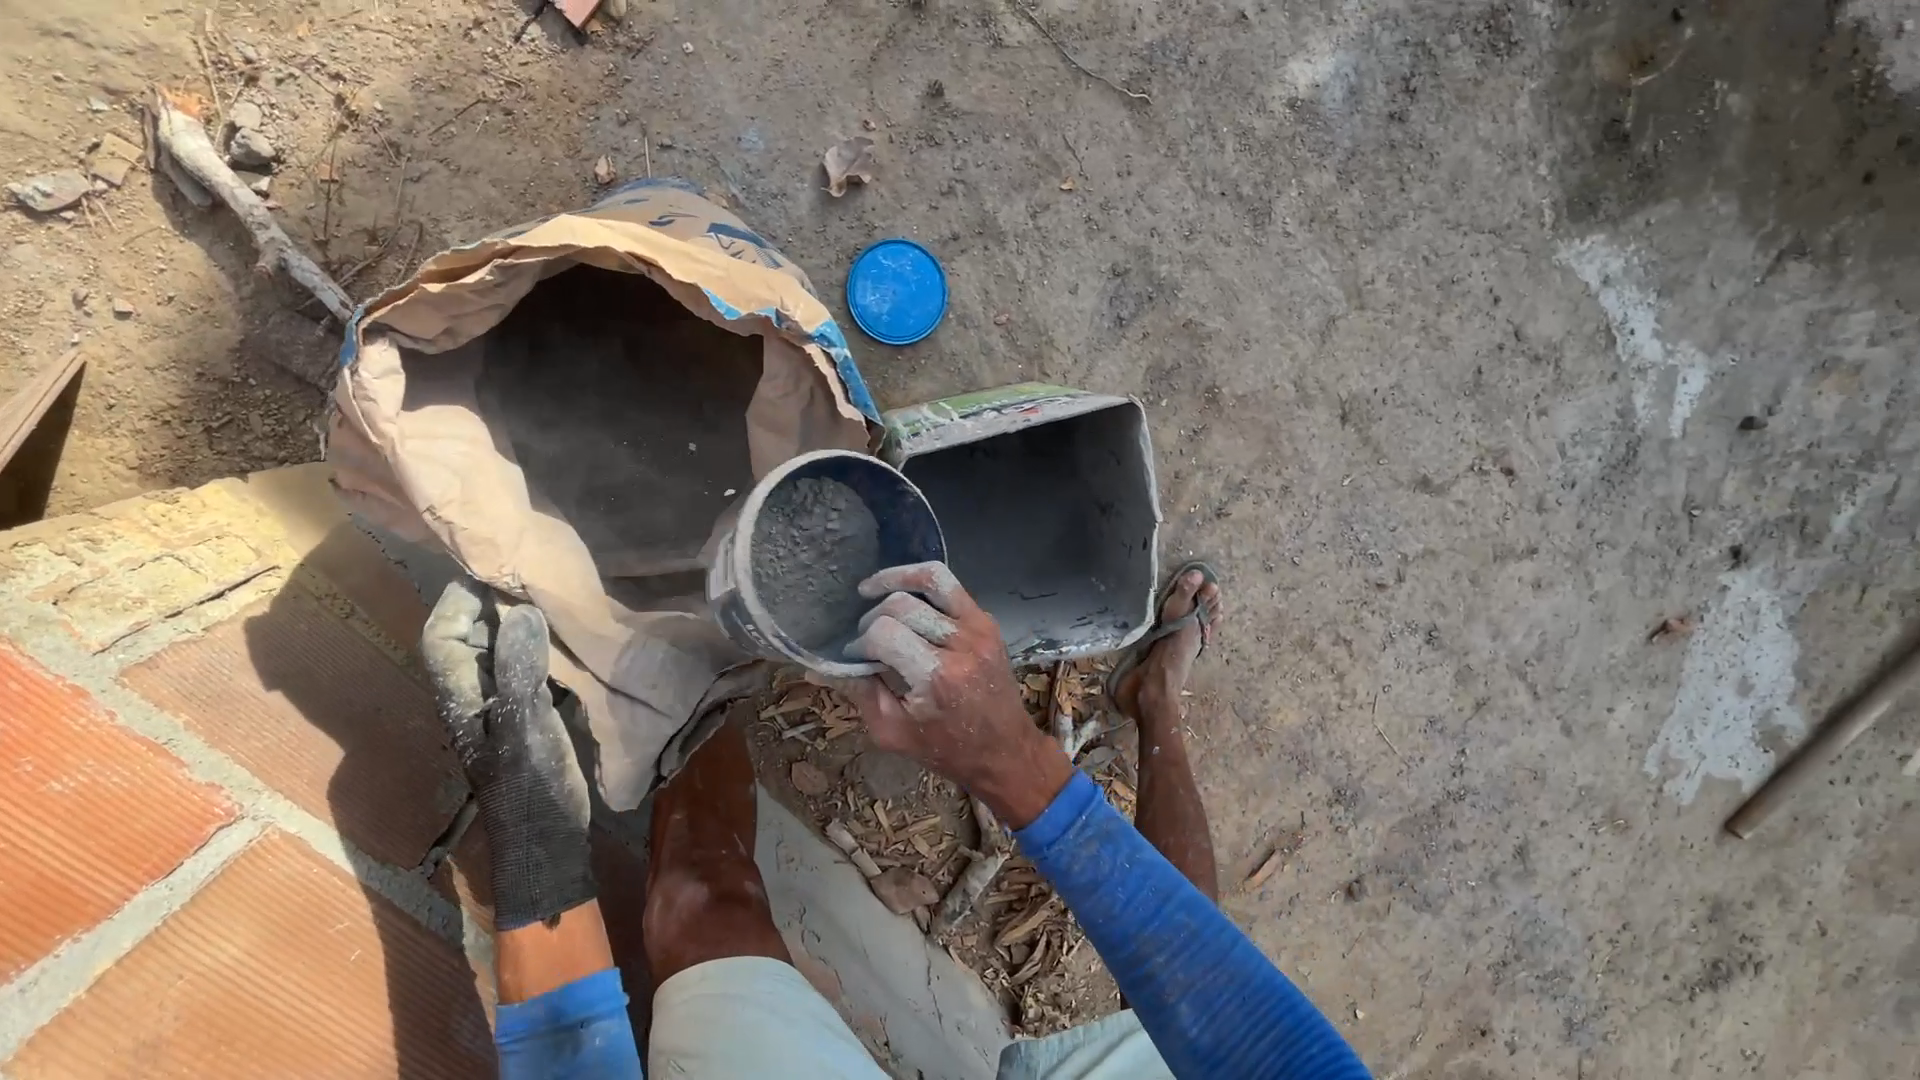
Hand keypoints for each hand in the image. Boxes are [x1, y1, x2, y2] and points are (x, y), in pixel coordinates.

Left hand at [421, 578, 594, 929]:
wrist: (548, 838)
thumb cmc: (530, 785)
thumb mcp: (525, 726)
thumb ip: (520, 669)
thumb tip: (519, 610)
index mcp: (463, 699)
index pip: (444, 637)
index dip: (460, 602)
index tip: (493, 569)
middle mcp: (477, 699)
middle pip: (472, 642)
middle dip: (493, 607)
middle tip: (532, 575)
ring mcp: (504, 710)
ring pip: (503, 656)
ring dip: (521, 627)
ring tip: (555, 598)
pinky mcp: (531, 719)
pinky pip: (530, 672)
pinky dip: (544, 650)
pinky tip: (573, 640)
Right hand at [830, 562, 1073, 828]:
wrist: (1005, 751)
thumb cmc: (946, 748)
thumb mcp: (892, 732)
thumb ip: (859, 693)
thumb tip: (825, 666)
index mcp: (936, 675)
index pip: (884, 634)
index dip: (860, 644)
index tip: (856, 659)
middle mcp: (960, 644)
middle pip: (902, 605)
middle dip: (872, 618)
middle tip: (864, 640)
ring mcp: (979, 627)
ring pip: (931, 580)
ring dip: (895, 580)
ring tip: (870, 589)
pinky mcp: (987, 622)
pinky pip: (951, 586)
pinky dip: (923, 584)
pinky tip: (903, 595)